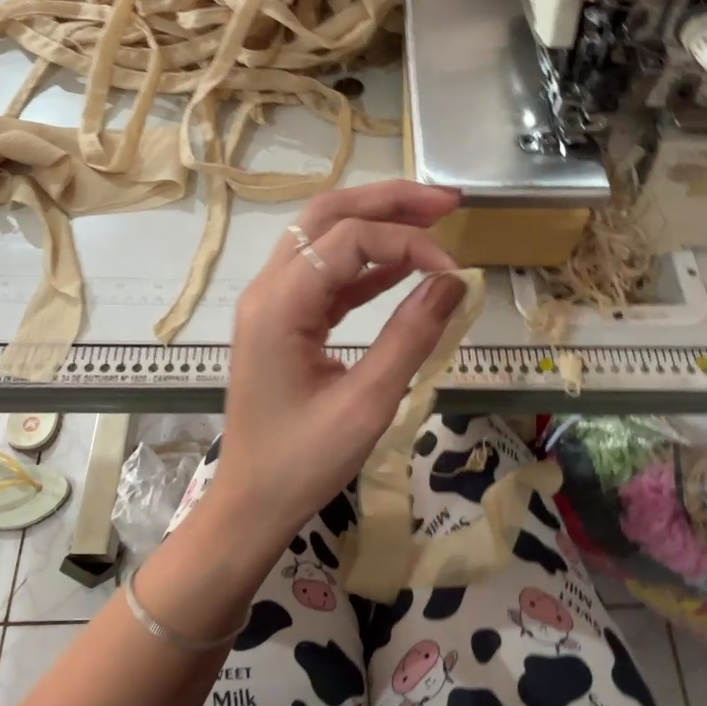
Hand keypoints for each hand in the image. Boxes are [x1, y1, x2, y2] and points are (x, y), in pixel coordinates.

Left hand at [210, 180, 467, 545]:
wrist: (251, 504)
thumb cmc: (302, 463)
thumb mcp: (367, 404)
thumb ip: (411, 337)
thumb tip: (455, 283)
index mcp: (279, 305)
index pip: (348, 240)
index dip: (407, 242)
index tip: (454, 271)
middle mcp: (269, 290)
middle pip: (327, 216)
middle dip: (388, 201)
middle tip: (448, 201)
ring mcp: (273, 303)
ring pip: (324, 237)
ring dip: (377, 223)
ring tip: (434, 219)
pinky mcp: (285, 322)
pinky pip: (326, 275)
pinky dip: (366, 264)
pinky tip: (406, 267)